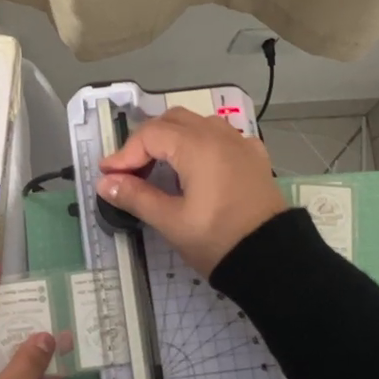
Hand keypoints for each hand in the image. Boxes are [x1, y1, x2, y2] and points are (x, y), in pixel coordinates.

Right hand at [96, 107, 288, 275]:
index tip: (109, 177)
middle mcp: (219, 135)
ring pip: (198, 125)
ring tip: (159, 168)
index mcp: (196, 146)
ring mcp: (240, 144)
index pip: (150, 135)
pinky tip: (196, 168)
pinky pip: (222, 138)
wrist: (271, 257)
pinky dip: (200, 145)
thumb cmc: (217, 239)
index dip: (124, 154)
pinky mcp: (254, 158)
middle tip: (131, 170)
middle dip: (146, 141)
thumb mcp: (171, 221)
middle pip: (173, 121)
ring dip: (173, 139)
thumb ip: (136, 197)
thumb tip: (106, 183)